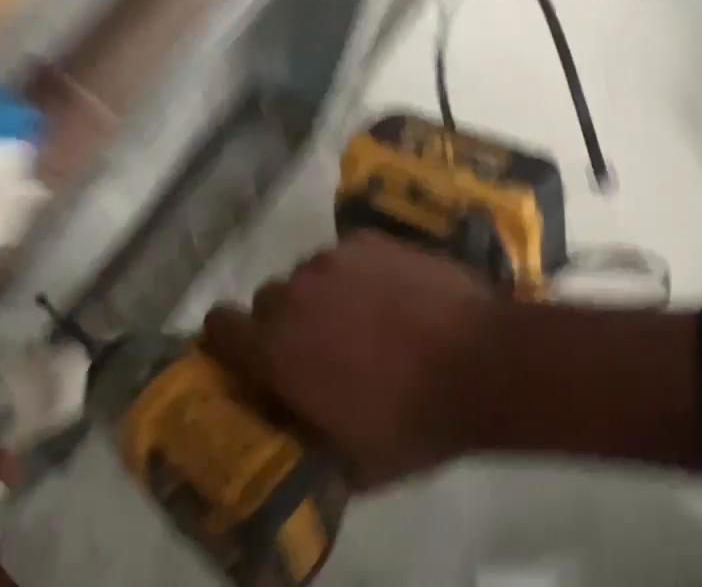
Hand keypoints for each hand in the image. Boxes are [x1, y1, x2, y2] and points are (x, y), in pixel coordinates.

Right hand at [200, 232, 497, 487]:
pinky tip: (395, 296)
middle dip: (284, 323)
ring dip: (324, 297)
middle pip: (266, 301)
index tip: (251, 356)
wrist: (484, 363)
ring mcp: (330, 261)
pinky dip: (359, 274)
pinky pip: (346, 255)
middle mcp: (292, 296)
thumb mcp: (353, 462)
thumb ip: (306, 440)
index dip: (228, 340)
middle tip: (323, 348)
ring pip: (308, 276)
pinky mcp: (368, 240)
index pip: (217, 327)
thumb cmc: (414, 422)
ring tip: (369, 320)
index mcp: (276, 350)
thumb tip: (289, 431)